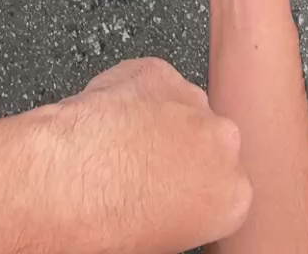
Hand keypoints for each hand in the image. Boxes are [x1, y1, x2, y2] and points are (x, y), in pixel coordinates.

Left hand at [37, 58, 251, 252]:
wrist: (74, 181)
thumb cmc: (111, 223)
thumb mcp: (163, 241)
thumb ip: (186, 211)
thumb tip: (169, 205)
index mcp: (233, 193)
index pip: (223, 185)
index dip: (193, 187)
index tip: (174, 191)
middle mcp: (222, 142)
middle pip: (207, 139)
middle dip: (182, 148)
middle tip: (144, 167)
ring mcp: (191, 99)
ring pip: (180, 106)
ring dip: (158, 118)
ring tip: (118, 144)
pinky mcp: (158, 71)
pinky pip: (149, 82)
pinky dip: (132, 93)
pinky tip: (109, 117)